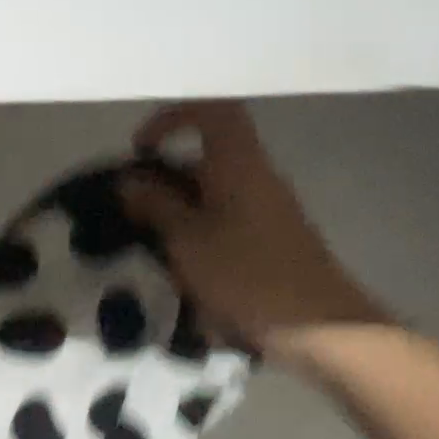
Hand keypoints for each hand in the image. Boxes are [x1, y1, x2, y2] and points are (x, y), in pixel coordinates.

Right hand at [120, 101, 390, 358]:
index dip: (173, 119)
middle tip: (125, 207)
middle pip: (208, 157)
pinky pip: (221, 221)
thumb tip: (129, 182)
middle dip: (162, 175)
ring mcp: (265, 211)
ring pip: (211, 192)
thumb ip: (156, 207)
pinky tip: (171, 265)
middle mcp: (256, 179)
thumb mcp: (187, 241)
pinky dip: (191, 231)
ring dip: (173, 208)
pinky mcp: (266, 242)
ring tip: (139, 240)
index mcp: (240, 166)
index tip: (138, 150)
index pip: (212, 114)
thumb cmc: (246, 276)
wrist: (313, 325)